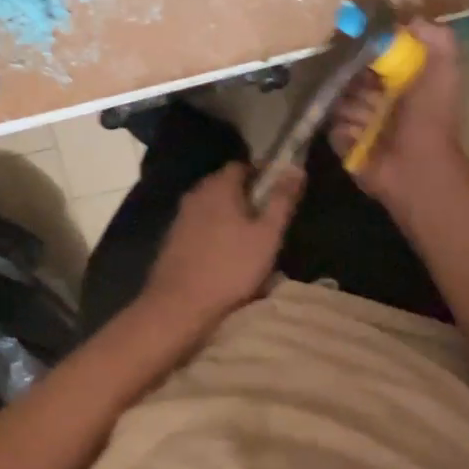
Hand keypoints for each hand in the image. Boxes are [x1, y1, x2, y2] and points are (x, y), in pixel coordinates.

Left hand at [138, 163, 302, 324]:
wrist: (180, 302)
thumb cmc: (231, 266)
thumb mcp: (267, 234)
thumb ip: (281, 200)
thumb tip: (296, 169)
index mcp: (218, 187)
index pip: (240, 166)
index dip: (261, 174)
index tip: (276, 192)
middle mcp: (195, 194)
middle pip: (224, 185)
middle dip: (245, 196)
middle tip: (266, 218)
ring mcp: (180, 216)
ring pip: (210, 207)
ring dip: (228, 216)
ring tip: (248, 239)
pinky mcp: (172, 238)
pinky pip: (199, 225)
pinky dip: (213, 232)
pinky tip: (223, 253)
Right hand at [329, 21, 465, 209]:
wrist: (418, 166)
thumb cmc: (431, 115)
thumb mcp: (444, 67)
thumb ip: (435, 38)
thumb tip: (407, 19)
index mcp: (402, 80)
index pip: (373, 55)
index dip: (367, 50)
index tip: (363, 47)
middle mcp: (380, 99)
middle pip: (350, 76)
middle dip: (356, 80)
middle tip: (369, 88)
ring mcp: (360, 121)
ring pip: (339, 101)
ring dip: (354, 109)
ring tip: (371, 120)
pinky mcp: (344, 142)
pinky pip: (333, 127)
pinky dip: (347, 131)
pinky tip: (363, 137)